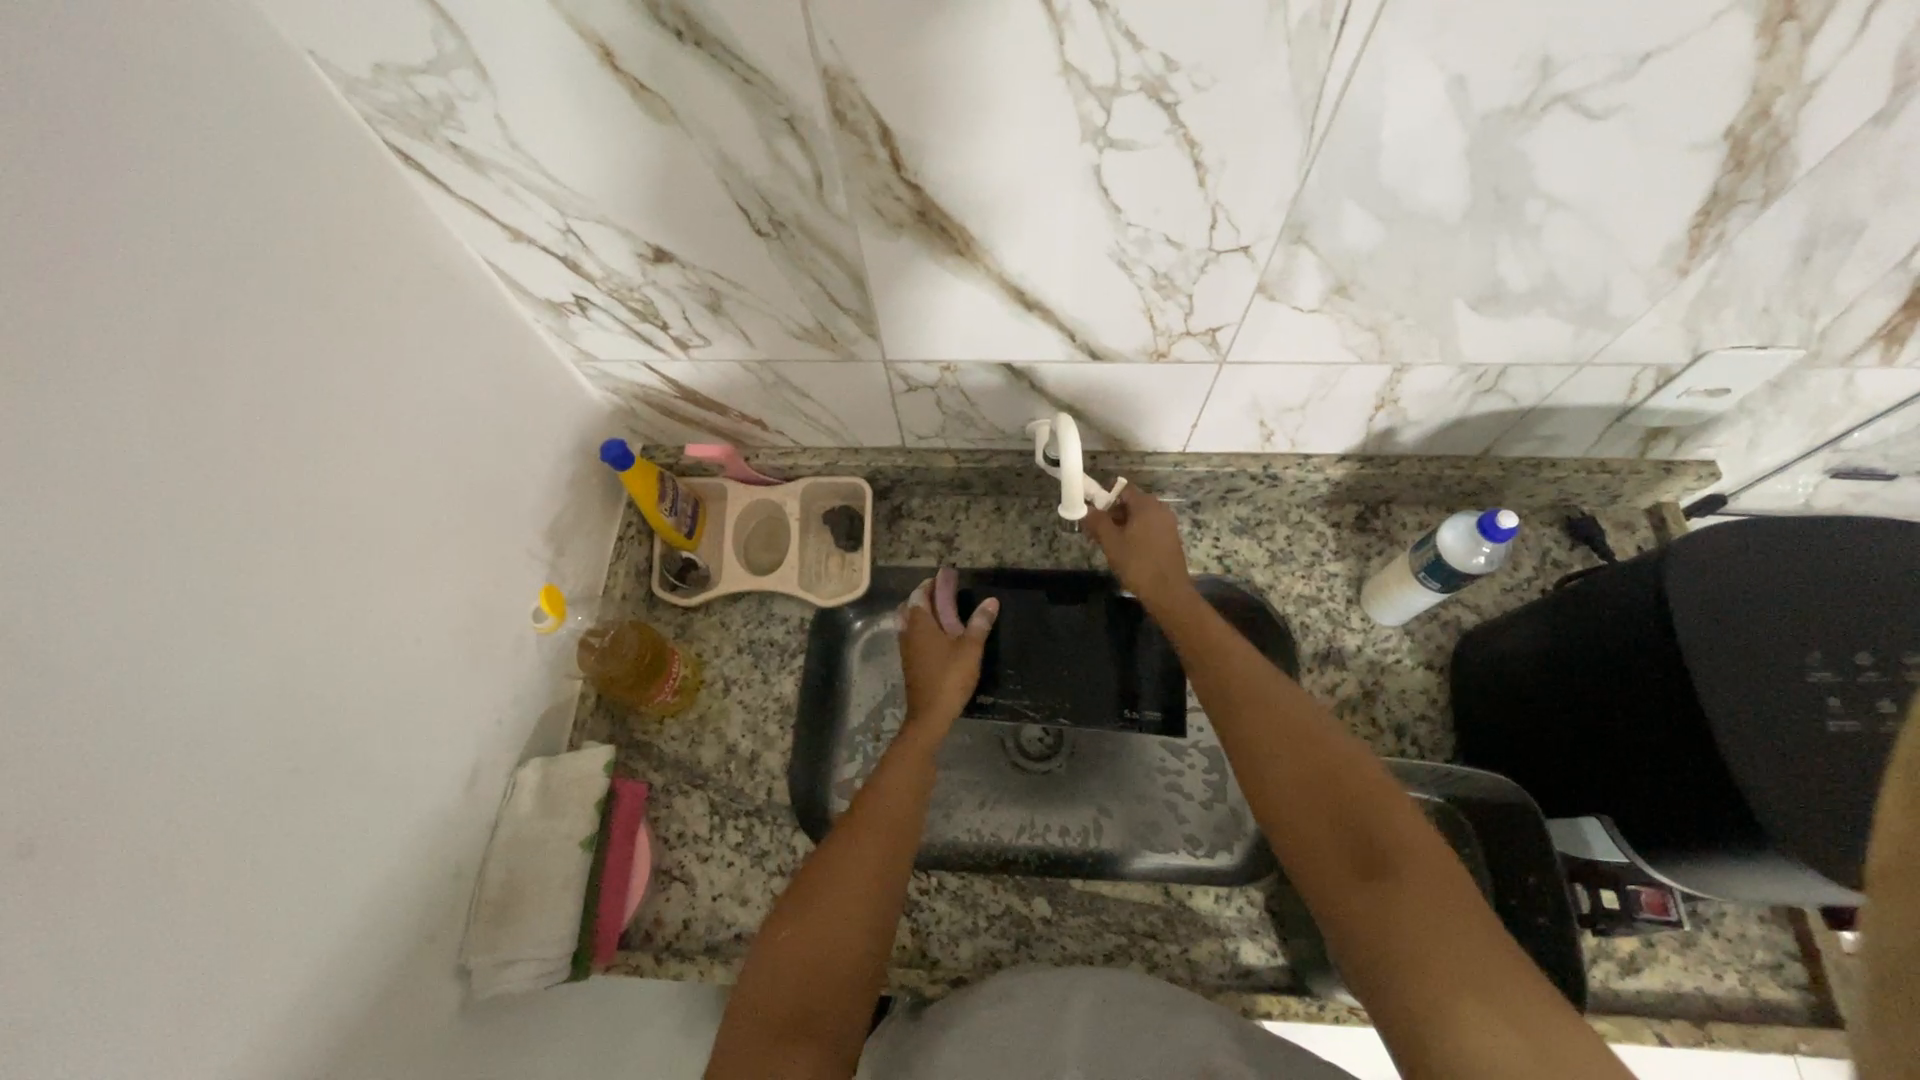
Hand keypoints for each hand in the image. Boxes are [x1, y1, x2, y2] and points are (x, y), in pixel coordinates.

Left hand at [897, 568, 998, 738]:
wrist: (930, 714)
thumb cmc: (950, 677)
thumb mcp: (971, 649)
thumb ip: (979, 623)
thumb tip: (991, 601)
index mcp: (920, 623)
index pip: (920, 594)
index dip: (931, 584)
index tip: (944, 576)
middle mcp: (908, 632)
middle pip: (910, 606)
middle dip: (923, 595)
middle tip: (940, 591)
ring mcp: (906, 648)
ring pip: (907, 622)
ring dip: (920, 612)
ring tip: (938, 610)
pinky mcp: (909, 662)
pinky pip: (911, 635)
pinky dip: (920, 627)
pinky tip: (935, 635)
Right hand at [1082, 486, 1194, 610]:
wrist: (1168, 592)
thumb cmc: (1137, 563)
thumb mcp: (1111, 542)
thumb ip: (1097, 522)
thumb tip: (1086, 510)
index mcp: (1146, 505)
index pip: (1123, 489)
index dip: (1105, 497)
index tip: (1093, 512)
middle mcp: (1160, 509)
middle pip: (1132, 502)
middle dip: (1113, 513)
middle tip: (1097, 530)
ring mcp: (1168, 524)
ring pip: (1140, 517)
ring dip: (1123, 524)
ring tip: (1110, 543)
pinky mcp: (1171, 538)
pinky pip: (1149, 527)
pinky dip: (1136, 533)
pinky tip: (1127, 550)